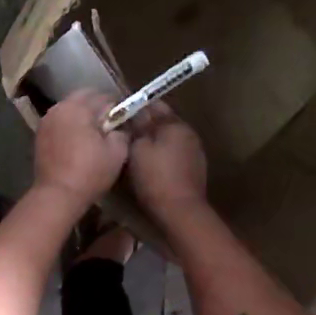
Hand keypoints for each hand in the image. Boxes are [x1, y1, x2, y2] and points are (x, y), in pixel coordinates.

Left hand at [33, 90, 128, 203]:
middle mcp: (58, 108)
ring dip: (81, 117)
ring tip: (92, 136)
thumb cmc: (90, 172)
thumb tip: (118, 126)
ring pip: (69, 110)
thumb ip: (121, 131)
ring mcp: (46, 121)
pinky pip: (59, 123)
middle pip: (82, 98)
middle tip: (108, 127)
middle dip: (97, 108)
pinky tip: (77, 143)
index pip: (103, 97)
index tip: (123, 121)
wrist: (57, 194)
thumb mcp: (117, 152)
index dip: (116, 108)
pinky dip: (69, 127)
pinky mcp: (39, 136)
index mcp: (78, 107)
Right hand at [127, 101, 207, 218]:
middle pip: (164, 121)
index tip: (120, 113)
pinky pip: (175, 153)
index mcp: (175, 124)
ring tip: (135, 149)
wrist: (180, 210)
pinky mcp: (195, 168)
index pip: (154, 104)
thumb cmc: (155, 177)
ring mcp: (194, 151)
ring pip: (169, 138)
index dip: (136, 107)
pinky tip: (151, 164)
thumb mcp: (138, 149)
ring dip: (155, 140)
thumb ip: (137, 128)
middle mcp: (188, 132)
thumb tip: (135, 114)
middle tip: (124, 132)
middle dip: (146, 124)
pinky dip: (162, 154)